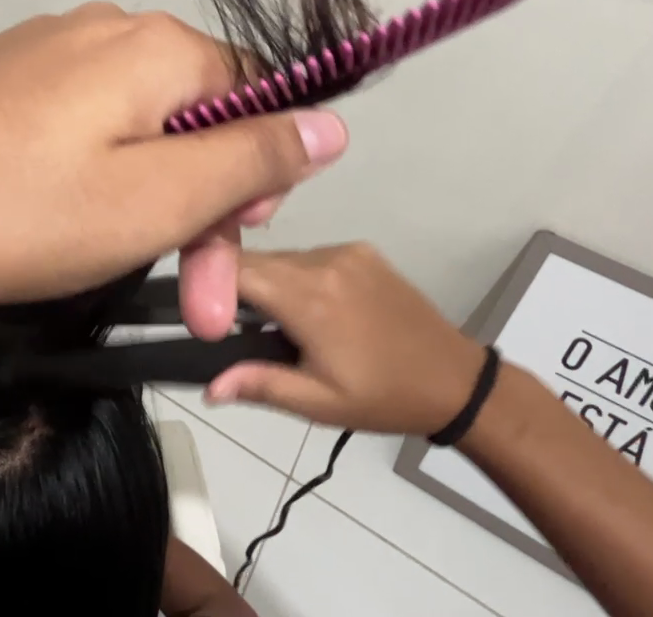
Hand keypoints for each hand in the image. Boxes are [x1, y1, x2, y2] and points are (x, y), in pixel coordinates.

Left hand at [0, 5, 347, 308]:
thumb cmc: (9, 212)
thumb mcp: (152, 201)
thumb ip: (252, 159)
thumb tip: (331, 123)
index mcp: (153, 46)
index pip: (257, 98)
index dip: (256, 184)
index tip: (222, 258)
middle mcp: (101, 29)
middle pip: (192, 116)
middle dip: (197, 208)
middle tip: (180, 295)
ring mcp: (42, 51)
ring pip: (132, 128)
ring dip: (141, 201)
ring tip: (103, 263)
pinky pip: (76, 127)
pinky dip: (87, 179)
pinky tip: (54, 224)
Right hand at [205, 244, 483, 434]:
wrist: (457, 382)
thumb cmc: (382, 398)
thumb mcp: (319, 403)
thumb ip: (260, 385)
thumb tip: (208, 389)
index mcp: (308, 299)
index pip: (235, 268)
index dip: (207, 278)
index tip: (195, 303)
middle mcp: (323, 262)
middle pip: (255, 259)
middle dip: (236, 285)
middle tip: (237, 324)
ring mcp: (344, 251)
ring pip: (281, 256)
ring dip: (269, 281)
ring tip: (281, 322)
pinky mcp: (361, 250)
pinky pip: (309, 255)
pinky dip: (298, 275)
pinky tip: (315, 307)